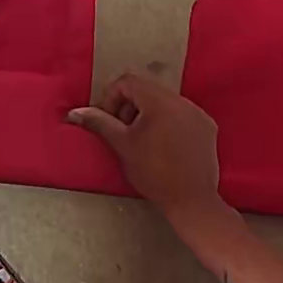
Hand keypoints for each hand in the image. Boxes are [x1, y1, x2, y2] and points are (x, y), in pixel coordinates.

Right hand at [67, 74, 223, 215]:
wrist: (191, 200)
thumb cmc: (153, 172)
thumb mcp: (122, 145)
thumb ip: (99, 122)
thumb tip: (74, 112)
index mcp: (160, 101)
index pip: (128, 82)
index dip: (111, 97)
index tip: (108, 121)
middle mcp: (182, 101)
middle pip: (147, 90)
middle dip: (128, 106)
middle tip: (121, 131)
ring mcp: (198, 114)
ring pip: (164, 102)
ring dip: (147, 114)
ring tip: (141, 140)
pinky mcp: (207, 127)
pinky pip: (181, 114)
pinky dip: (167, 122)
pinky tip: (163, 145)